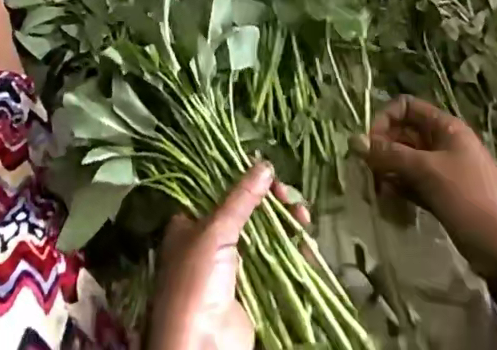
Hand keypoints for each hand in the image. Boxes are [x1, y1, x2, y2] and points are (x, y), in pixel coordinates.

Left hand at [150, 162, 306, 349]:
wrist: (202, 346)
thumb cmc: (197, 279)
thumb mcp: (215, 230)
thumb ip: (241, 198)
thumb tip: (265, 165)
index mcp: (190, 222)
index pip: (220, 190)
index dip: (244, 180)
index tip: (267, 173)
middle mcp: (209, 241)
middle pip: (245, 212)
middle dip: (270, 202)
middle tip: (288, 196)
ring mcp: (233, 267)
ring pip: (263, 236)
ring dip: (285, 224)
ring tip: (303, 216)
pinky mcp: (253, 290)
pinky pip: (275, 264)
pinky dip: (292, 252)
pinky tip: (306, 243)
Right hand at [351, 96, 496, 280]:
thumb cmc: (470, 198)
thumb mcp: (428, 170)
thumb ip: (389, 154)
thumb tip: (354, 140)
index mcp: (445, 127)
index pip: (406, 107)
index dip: (385, 119)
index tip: (371, 143)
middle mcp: (442, 143)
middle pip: (403, 134)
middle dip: (382, 149)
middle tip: (369, 172)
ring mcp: (442, 170)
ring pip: (405, 160)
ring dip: (388, 171)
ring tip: (378, 191)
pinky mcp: (441, 194)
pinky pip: (412, 182)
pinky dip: (399, 188)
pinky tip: (390, 203)